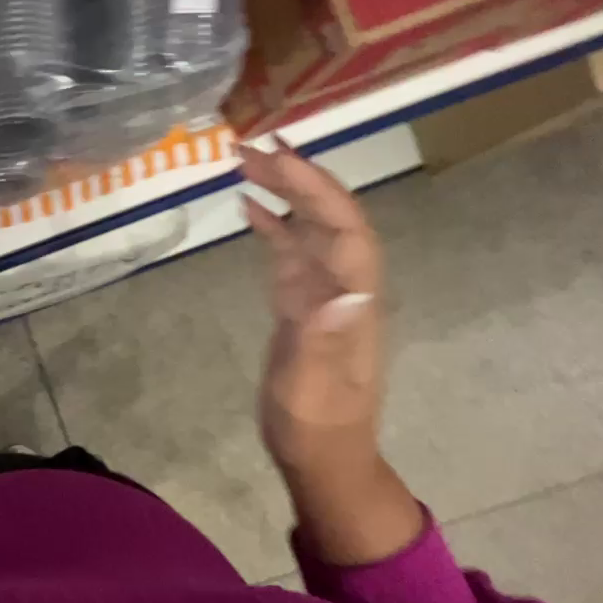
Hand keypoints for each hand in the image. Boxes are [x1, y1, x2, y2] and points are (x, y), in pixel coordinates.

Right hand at [240, 142, 420, 564]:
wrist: (325, 456)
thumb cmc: (318, 427)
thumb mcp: (317, 390)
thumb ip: (326, 341)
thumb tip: (343, 290)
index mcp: (354, 301)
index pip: (344, 229)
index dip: (317, 190)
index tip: (280, 157)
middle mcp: (345, 288)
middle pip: (329, 219)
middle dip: (297, 178)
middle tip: (253, 146)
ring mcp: (323, 298)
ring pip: (310, 232)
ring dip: (285, 195)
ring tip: (248, 163)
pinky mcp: (301, 310)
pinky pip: (290, 257)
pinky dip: (273, 228)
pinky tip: (250, 210)